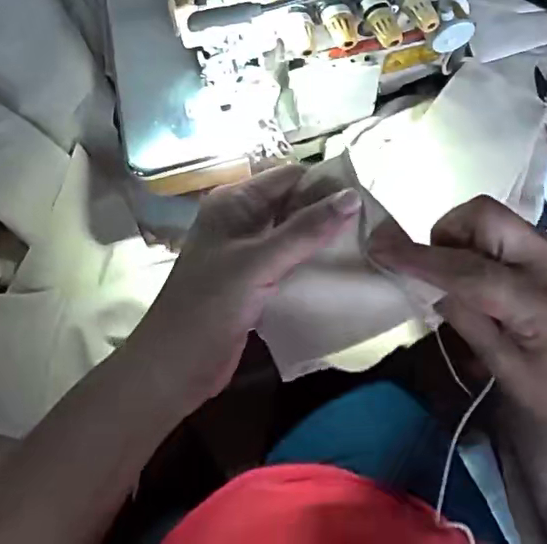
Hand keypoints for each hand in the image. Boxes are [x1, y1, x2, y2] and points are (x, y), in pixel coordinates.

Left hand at [127, 165, 360, 406]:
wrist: (173, 368)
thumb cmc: (208, 306)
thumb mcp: (258, 263)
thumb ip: (304, 230)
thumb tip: (352, 196)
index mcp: (234, 201)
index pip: (288, 177)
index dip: (324, 183)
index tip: (366, 196)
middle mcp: (240, 218)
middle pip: (292, 202)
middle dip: (327, 209)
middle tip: (372, 222)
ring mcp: (246, 249)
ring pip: (293, 232)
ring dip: (322, 237)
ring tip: (366, 242)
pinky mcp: (254, 279)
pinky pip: (289, 259)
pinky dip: (311, 261)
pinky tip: (341, 269)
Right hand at [370, 196, 546, 455]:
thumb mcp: (503, 367)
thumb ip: (461, 315)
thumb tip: (422, 279)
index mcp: (546, 303)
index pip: (469, 269)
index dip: (420, 258)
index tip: (381, 248)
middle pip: (484, 215)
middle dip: (447, 232)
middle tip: (435, 267)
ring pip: (491, 214)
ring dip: (462, 234)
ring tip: (460, 274)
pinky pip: (504, 226)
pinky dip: (479, 240)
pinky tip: (482, 274)